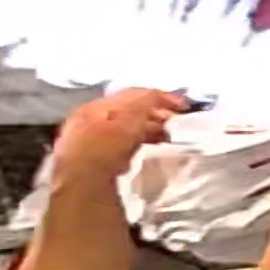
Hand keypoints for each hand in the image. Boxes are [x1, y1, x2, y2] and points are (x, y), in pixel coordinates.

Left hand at [53, 89, 188, 180]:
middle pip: (133, 107)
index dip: (163, 97)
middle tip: (179, 121)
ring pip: (131, 121)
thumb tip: (162, 96)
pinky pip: (127, 133)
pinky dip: (143, 135)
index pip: (135, 93)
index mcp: (98, 106)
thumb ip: (144, 104)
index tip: (185, 107)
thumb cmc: (107, 146)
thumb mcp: (129, 120)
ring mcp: (93, 130)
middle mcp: (92, 115)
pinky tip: (154, 142)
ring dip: (153, 125)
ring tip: (170, 133)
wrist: (84, 176)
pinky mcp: (99, 146)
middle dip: (159, 112)